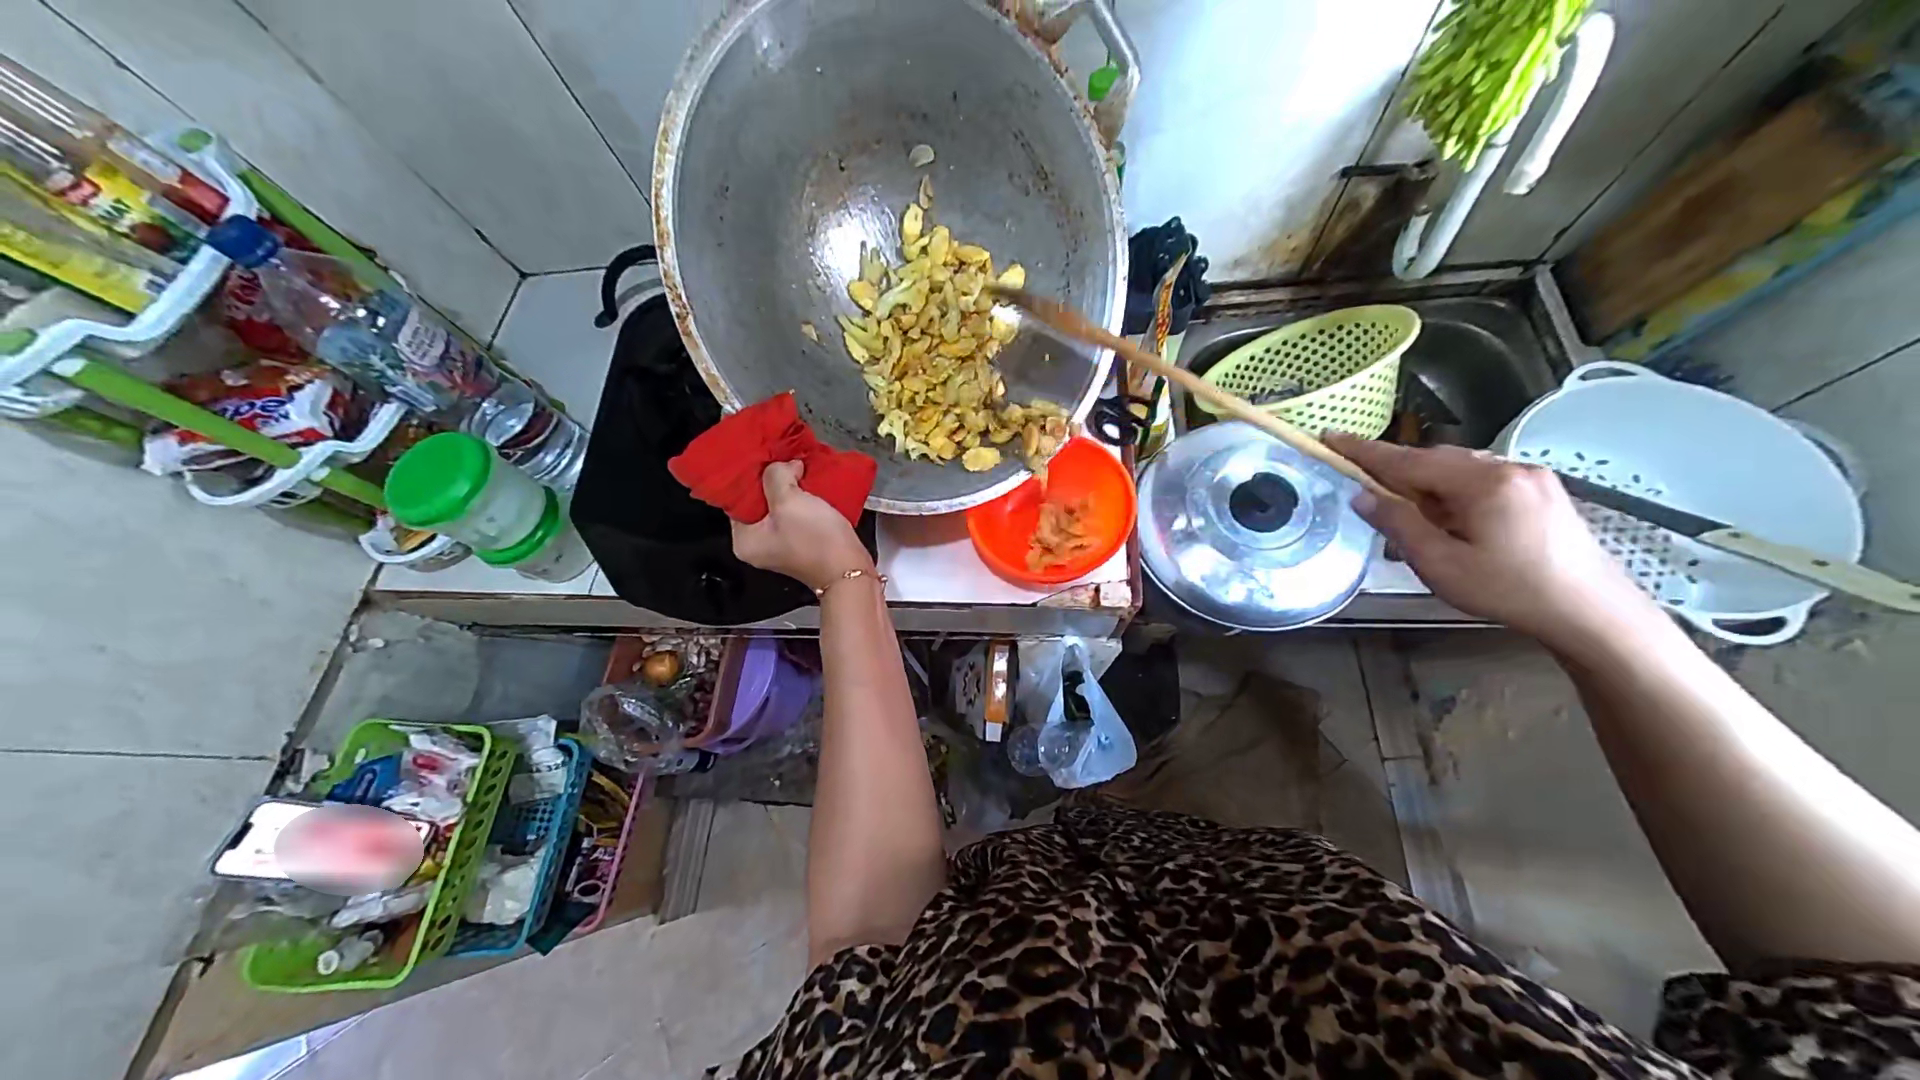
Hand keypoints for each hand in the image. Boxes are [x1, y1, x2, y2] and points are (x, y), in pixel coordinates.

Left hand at [731, 461, 873, 591]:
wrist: (851, 569)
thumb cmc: (816, 539)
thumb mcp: (789, 501)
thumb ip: (776, 476)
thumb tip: (783, 465)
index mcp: (744, 540)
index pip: (736, 499)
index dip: (750, 475)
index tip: (764, 456)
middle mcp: (758, 545)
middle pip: (758, 502)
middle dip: (772, 480)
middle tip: (783, 458)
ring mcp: (780, 545)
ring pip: (779, 507)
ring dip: (789, 488)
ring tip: (797, 466)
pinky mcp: (801, 543)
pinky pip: (795, 515)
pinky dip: (801, 500)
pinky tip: (810, 485)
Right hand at [1327, 434, 1661, 647]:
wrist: (1592, 613)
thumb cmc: (1509, 590)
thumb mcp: (1440, 563)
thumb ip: (1399, 524)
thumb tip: (1362, 495)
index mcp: (1482, 482)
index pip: (1408, 459)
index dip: (1364, 450)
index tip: (1330, 437)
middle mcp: (1508, 467)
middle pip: (1435, 458)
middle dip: (1397, 470)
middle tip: (1367, 492)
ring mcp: (1530, 476)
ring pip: (1459, 467)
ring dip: (1426, 482)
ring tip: (1410, 513)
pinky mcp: (1542, 490)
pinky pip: (1482, 477)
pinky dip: (1453, 489)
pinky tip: (1450, 516)